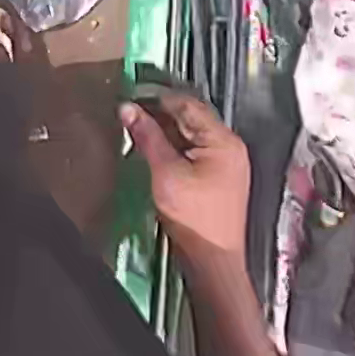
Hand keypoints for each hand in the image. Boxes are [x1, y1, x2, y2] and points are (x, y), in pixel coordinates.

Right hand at [120, 92, 251, 264]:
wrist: (212, 262)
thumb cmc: (191, 216)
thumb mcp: (165, 171)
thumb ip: (147, 135)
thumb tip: (126, 106)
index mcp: (223, 141)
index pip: (187, 105)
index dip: (157, 97)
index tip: (130, 94)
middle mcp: (228, 145)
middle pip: (190, 116)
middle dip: (158, 111)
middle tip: (128, 109)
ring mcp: (224, 161)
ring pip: (188, 131)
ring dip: (163, 127)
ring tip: (134, 124)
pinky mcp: (216, 174)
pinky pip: (191, 147)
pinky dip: (170, 142)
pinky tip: (150, 143)